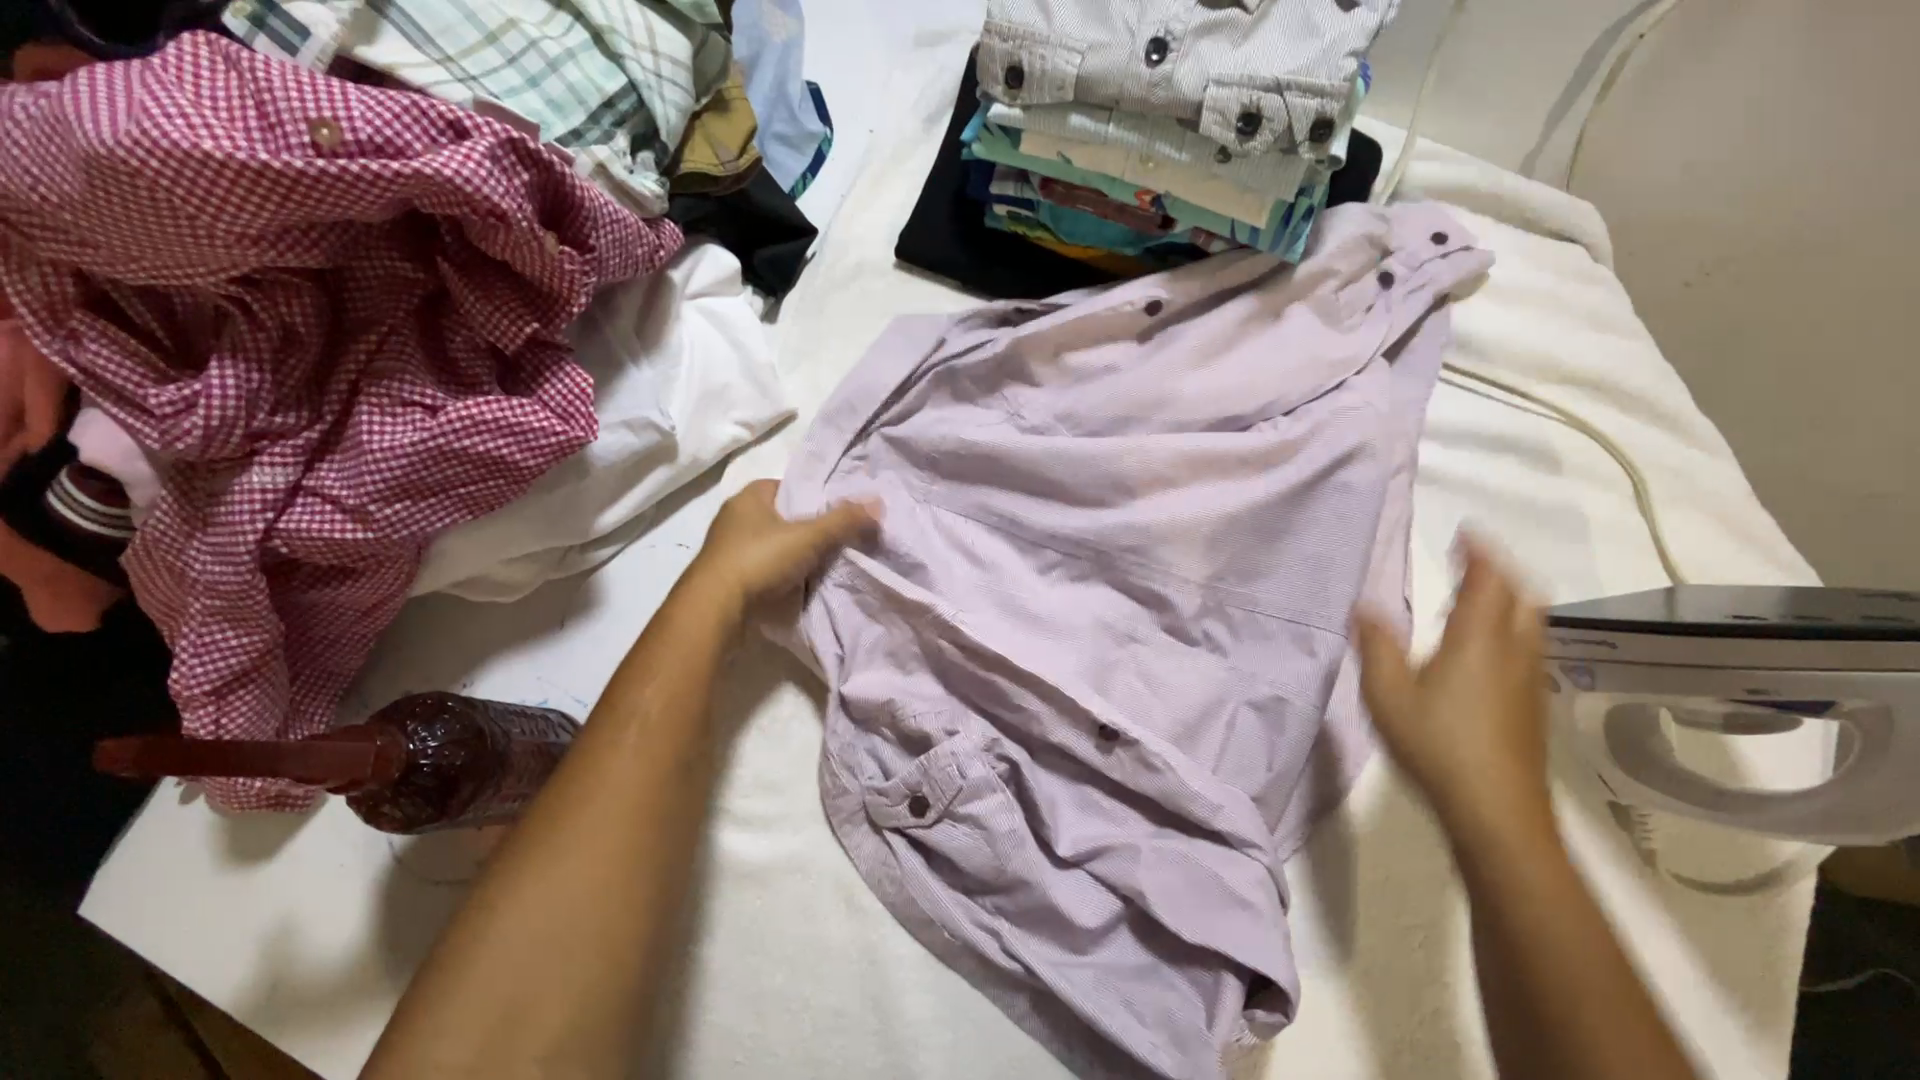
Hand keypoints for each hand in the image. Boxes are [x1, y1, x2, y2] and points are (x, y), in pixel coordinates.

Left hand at [681, 479, 879, 613]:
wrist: (714, 610)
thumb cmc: (759, 560)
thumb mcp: (808, 537)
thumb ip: (843, 521)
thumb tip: (878, 503)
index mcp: (748, 497)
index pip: (788, 487)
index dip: (813, 498)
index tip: (836, 515)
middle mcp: (734, 517)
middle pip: (781, 518)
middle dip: (805, 530)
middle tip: (835, 542)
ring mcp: (727, 549)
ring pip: (771, 546)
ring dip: (791, 556)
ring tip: (821, 567)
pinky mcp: (726, 578)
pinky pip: (761, 570)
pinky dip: (778, 576)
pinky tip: (796, 587)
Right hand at [1353, 535, 1554, 844]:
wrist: (1496, 811)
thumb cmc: (1436, 744)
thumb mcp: (1387, 694)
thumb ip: (1376, 644)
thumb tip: (1364, 606)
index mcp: (1478, 639)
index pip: (1488, 580)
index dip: (1478, 552)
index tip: (1464, 533)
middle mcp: (1514, 651)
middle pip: (1522, 596)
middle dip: (1500, 571)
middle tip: (1470, 563)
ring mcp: (1531, 680)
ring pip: (1532, 623)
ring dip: (1509, 600)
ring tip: (1475, 601)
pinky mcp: (1534, 706)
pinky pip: (1529, 647)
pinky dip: (1511, 629)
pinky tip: (1484, 653)